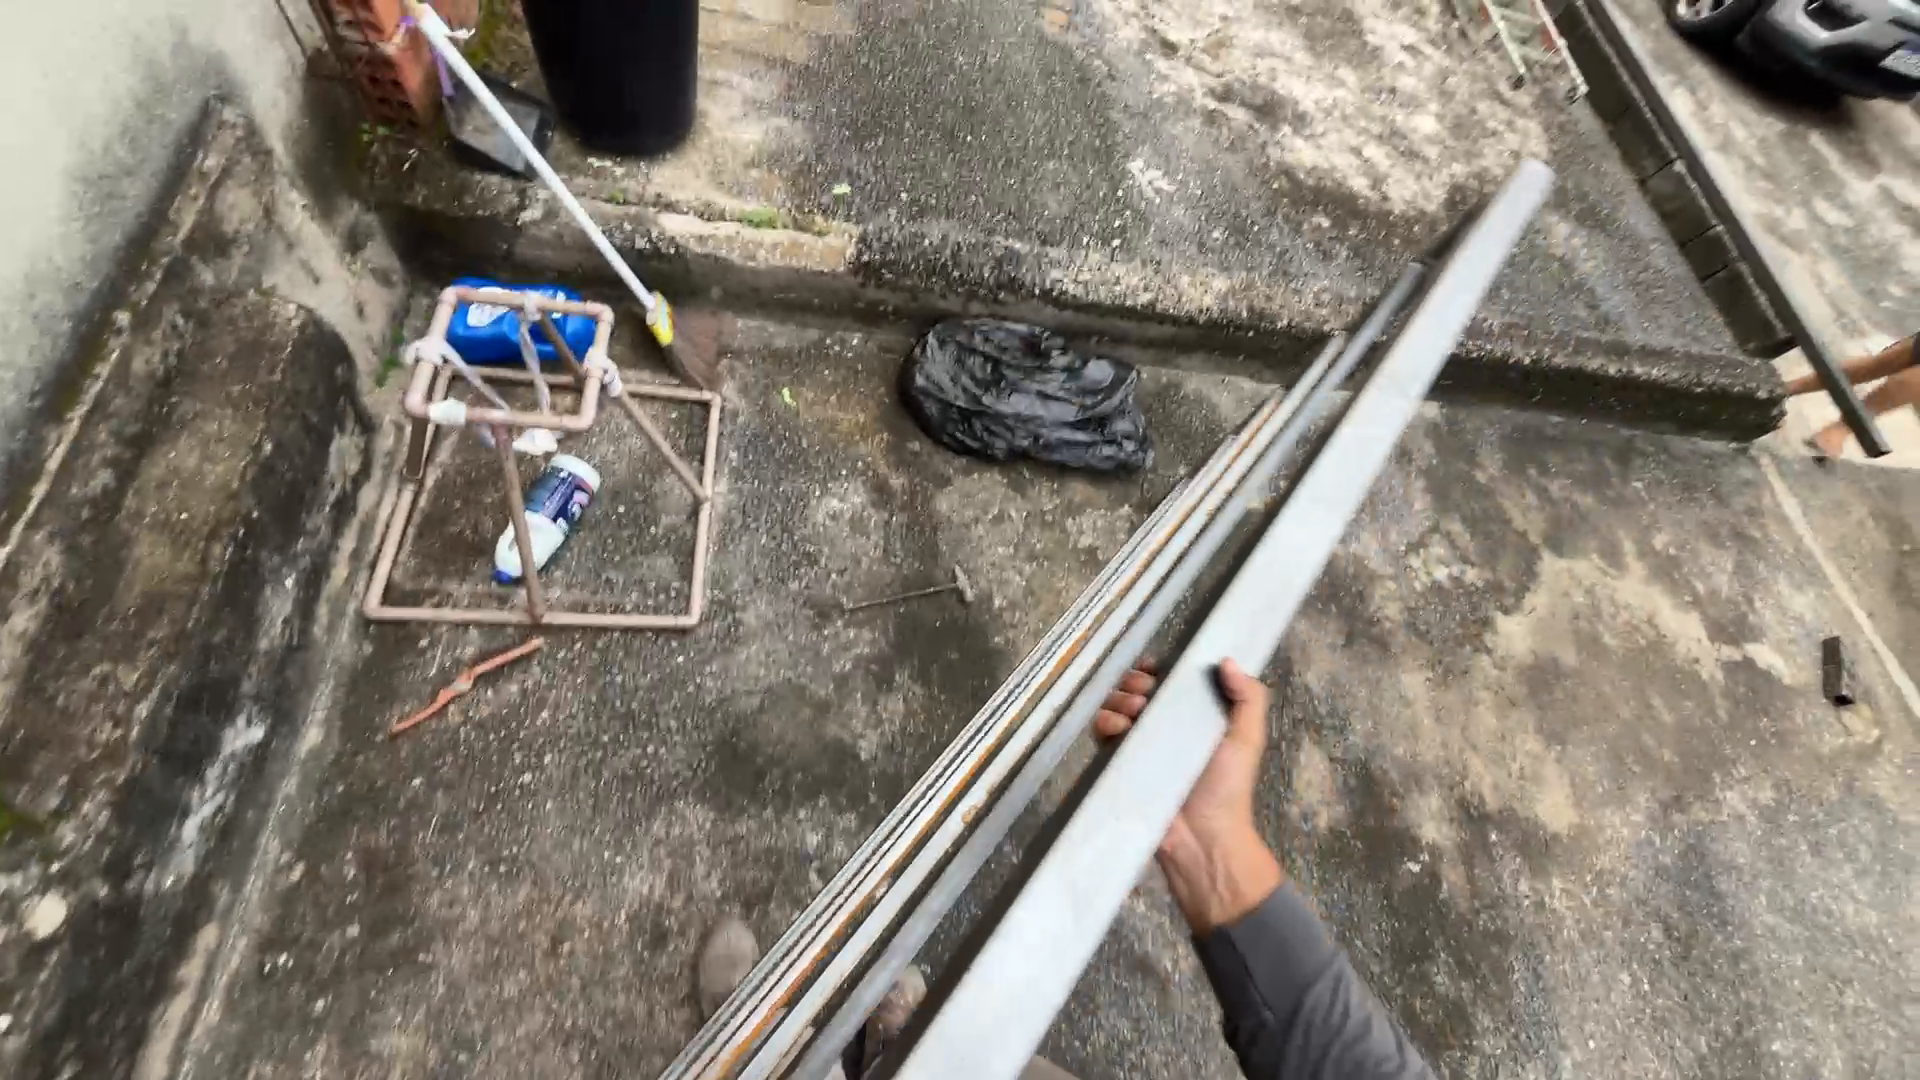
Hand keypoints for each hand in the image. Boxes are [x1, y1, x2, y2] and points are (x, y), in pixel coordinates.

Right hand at [1095, 659, 1283, 933]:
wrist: (1203, 837)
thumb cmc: (1228, 786)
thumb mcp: (1247, 738)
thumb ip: (1248, 697)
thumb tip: (1227, 659)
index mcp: (1189, 712)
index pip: (1164, 678)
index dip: (1156, 668)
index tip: (1156, 669)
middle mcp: (1160, 723)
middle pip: (1134, 686)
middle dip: (1135, 681)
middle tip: (1146, 695)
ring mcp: (1137, 742)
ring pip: (1115, 703)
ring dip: (1120, 699)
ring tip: (1135, 713)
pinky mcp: (1118, 760)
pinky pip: (1101, 730)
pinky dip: (1105, 721)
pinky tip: (1119, 729)